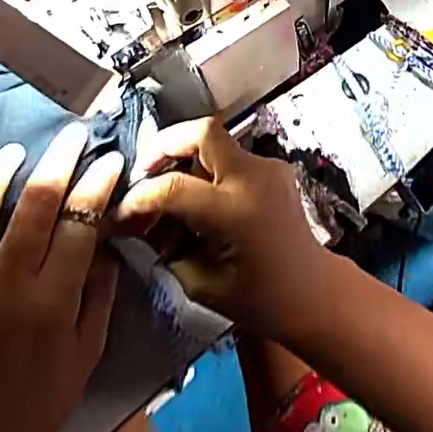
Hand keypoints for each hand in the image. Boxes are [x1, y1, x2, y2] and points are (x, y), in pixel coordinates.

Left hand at [0, 130, 122, 431]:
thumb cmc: (31, 410)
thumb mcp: (85, 355)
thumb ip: (100, 292)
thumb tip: (106, 239)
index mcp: (52, 303)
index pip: (82, 220)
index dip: (99, 180)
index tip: (109, 159)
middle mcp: (3, 291)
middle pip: (35, 202)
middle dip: (60, 158)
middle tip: (72, 135)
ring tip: (13, 153)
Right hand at [111, 118, 336, 341]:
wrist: (313, 289)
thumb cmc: (261, 299)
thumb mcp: (204, 285)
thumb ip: (168, 251)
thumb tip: (137, 227)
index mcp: (237, 211)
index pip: (174, 188)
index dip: (138, 199)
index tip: (118, 215)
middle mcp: (254, 177)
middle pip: (203, 132)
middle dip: (165, 145)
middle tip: (141, 171)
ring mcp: (268, 167)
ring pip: (216, 141)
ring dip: (184, 156)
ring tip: (164, 188)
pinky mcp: (273, 167)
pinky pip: (231, 156)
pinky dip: (206, 167)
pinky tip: (195, 196)